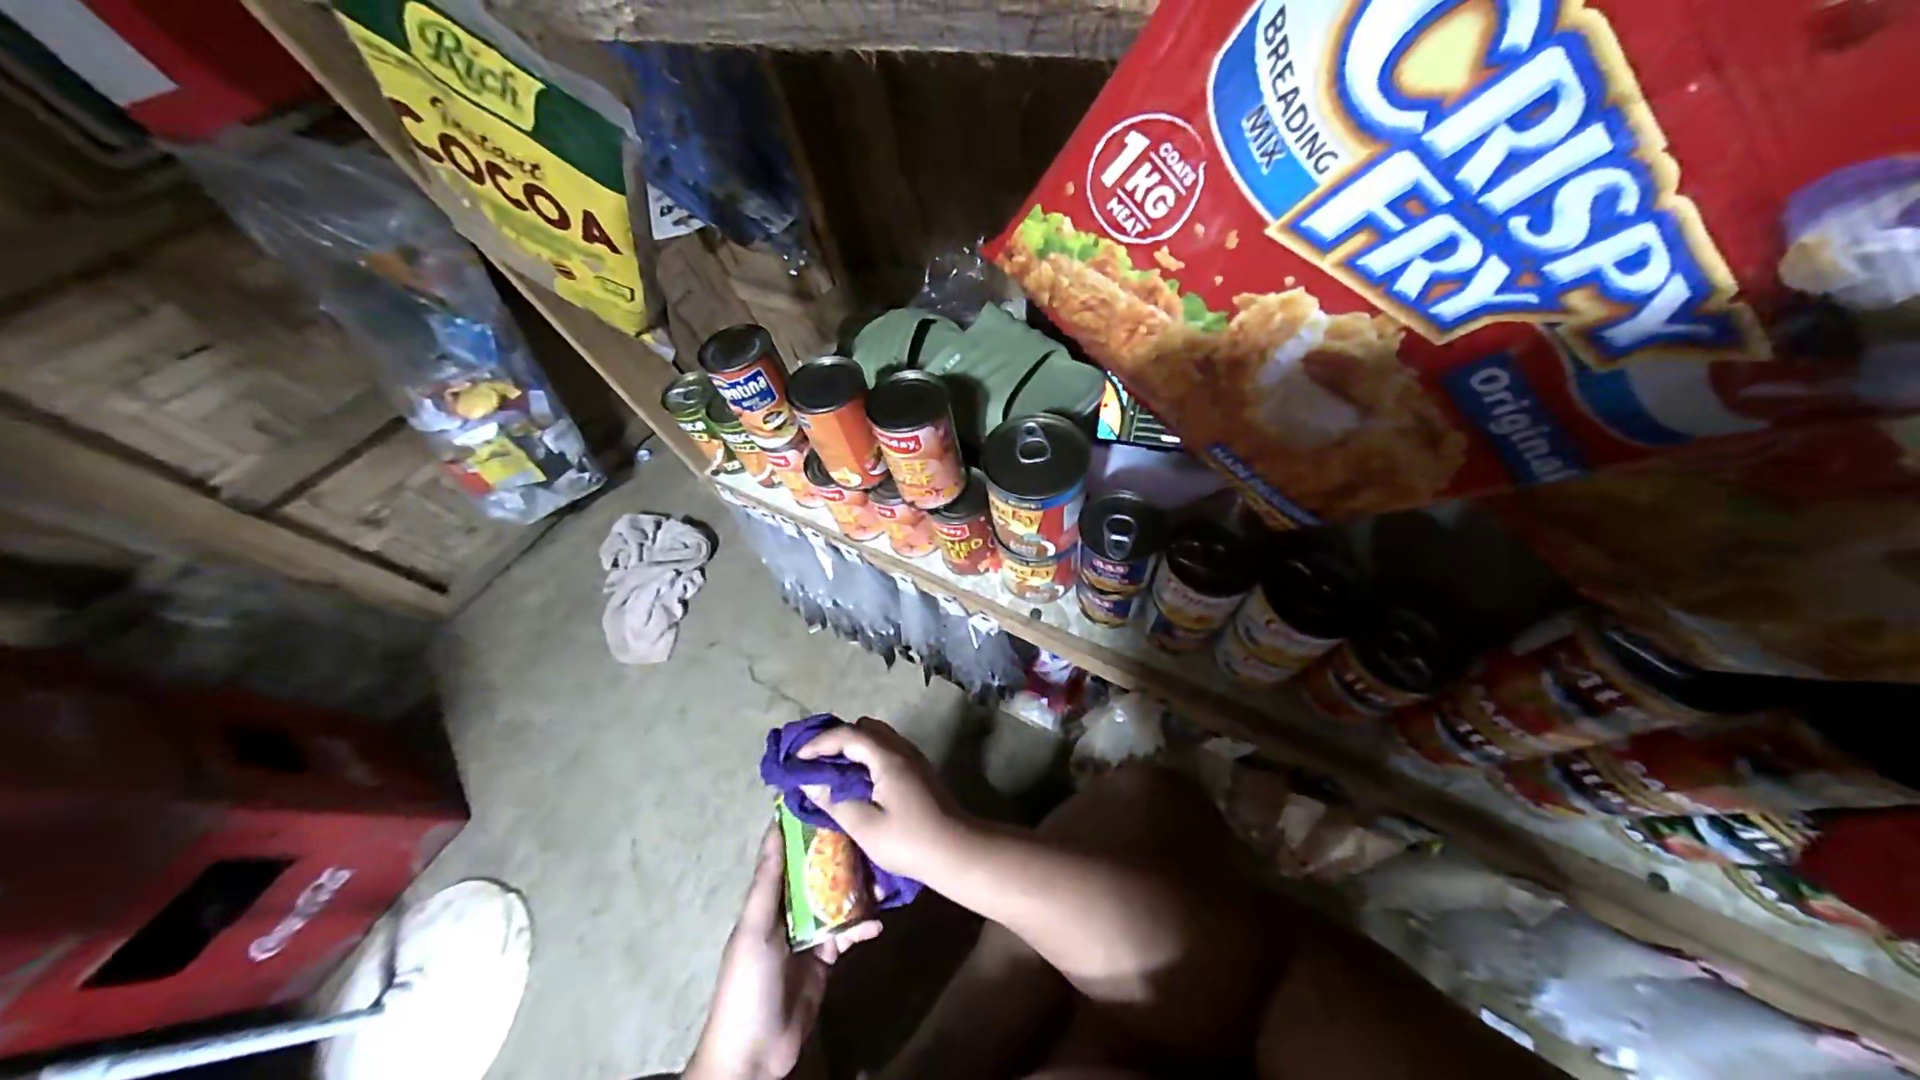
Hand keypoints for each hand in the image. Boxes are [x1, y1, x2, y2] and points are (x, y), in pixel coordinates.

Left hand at [685, 826, 879, 1079]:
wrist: (755, 1050)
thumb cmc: (748, 983)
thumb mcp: (754, 928)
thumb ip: (768, 882)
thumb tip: (774, 827)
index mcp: (766, 899)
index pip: (786, 854)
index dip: (802, 828)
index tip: (829, 800)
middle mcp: (788, 910)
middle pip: (817, 873)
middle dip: (841, 857)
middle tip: (870, 836)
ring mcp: (809, 933)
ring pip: (837, 899)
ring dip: (858, 890)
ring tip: (882, 878)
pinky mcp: (826, 957)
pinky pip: (848, 932)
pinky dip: (863, 925)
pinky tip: (879, 921)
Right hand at [796, 717, 968, 881]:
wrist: (957, 850)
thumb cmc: (909, 841)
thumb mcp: (865, 826)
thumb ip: (834, 801)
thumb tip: (809, 783)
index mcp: (887, 757)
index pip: (847, 734)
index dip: (818, 743)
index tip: (796, 760)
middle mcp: (901, 749)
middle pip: (863, 728)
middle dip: (835, 739)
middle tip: (812, 761)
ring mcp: (912, 758)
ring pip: (876, 737)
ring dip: (852, 747)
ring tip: (830, 770)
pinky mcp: (918, 771)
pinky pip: (886, 749)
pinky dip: (865, 755)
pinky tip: (856, 780)